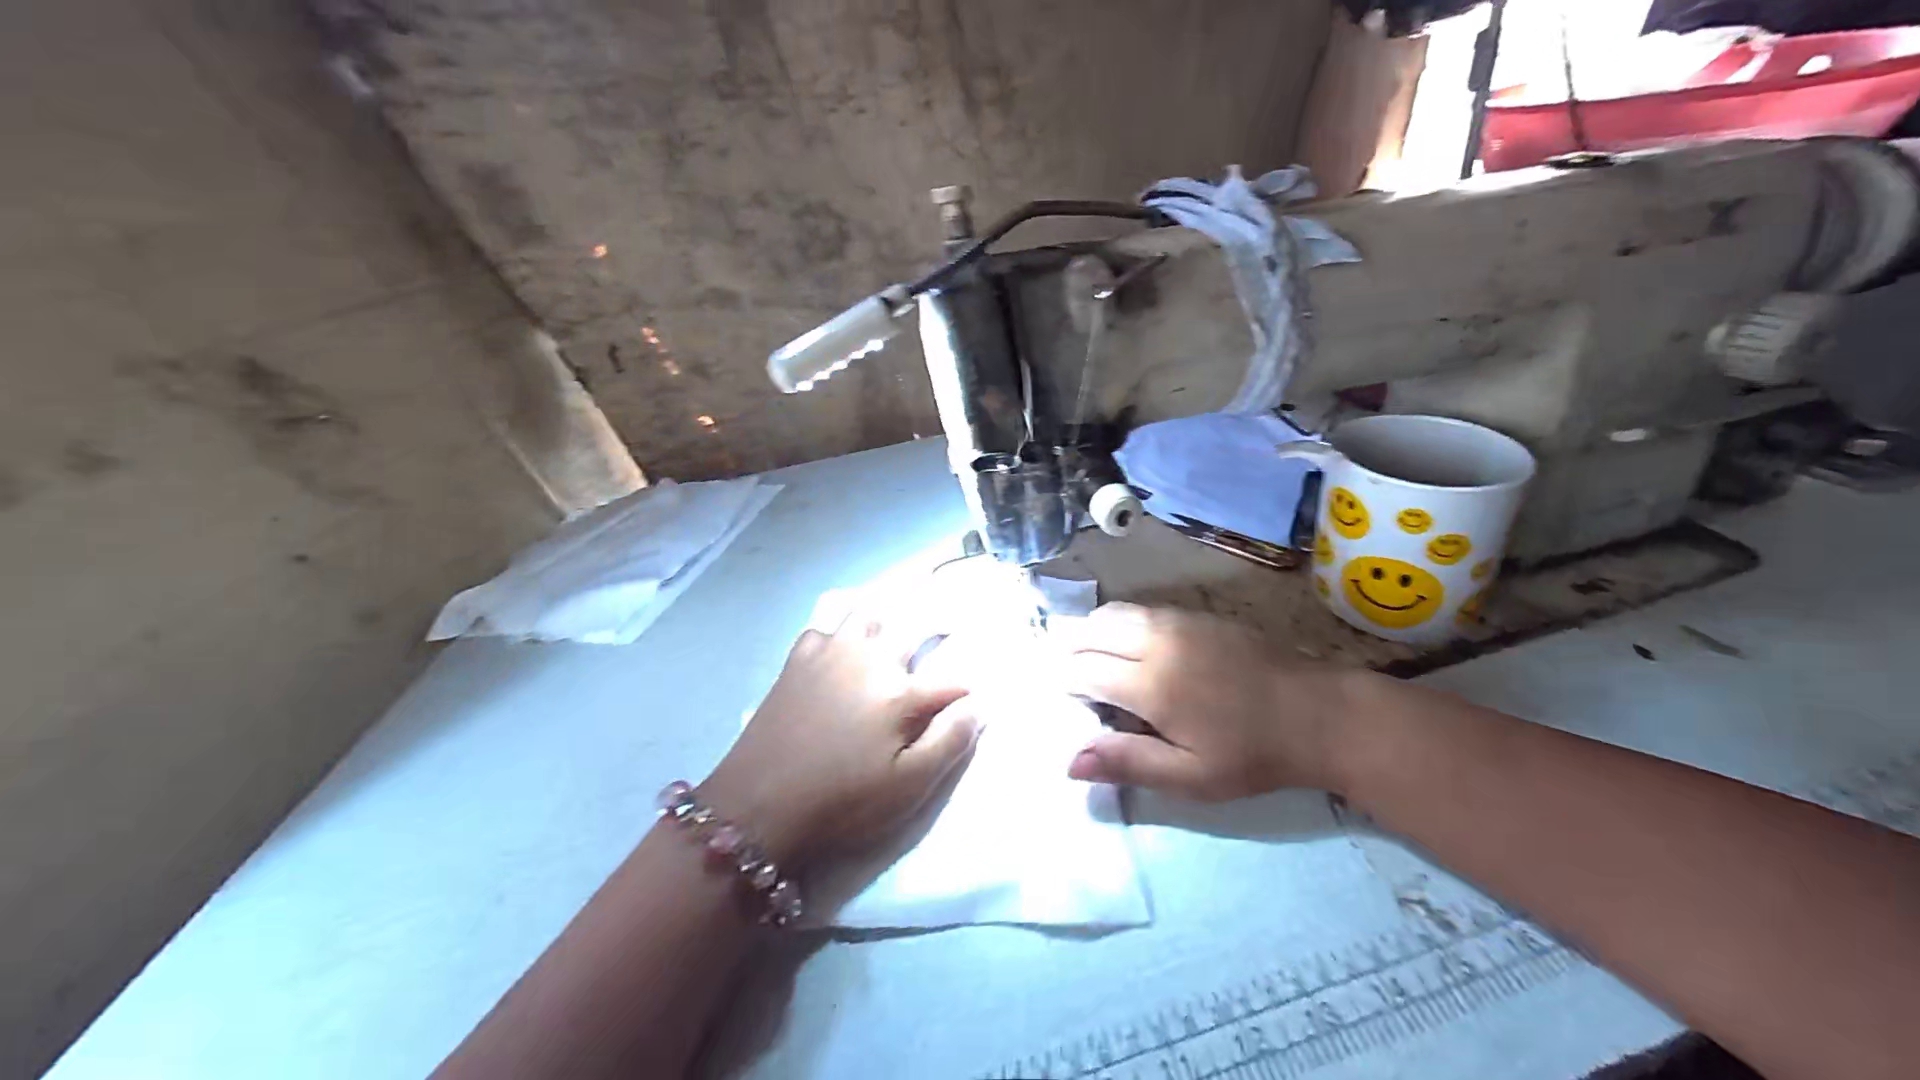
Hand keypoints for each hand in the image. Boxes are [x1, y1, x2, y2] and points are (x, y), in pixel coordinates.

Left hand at [699, 607, 981, 871]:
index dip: (965, 692)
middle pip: (913, 627)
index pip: (950, 683)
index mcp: (901, 692)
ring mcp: (830, 654)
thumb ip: (950, 742)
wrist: (759, 807)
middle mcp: (869, 659)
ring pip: (866, 615)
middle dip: (937, 625)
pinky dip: (839, 631)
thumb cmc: (842, 802)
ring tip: (893, 628)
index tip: (971, 697)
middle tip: (948, 623)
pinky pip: (824, 628)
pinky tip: (840, 646)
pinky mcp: (798, 660)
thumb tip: (978, 707)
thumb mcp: (908, 787)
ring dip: (887, 618)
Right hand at [1052, 602, 1362, 799]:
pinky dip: (1120, 622)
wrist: (1319, 713)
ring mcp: (1178, 621)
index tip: (1068, 700)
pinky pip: (1141, 608)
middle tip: (1071, 677)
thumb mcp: (1192, 777)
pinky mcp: (1197, 614)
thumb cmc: (1252, 754)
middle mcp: (1156, 642)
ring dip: (1092, 632)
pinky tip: (1130, 644)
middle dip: (1070, 651)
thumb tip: (1069, 762)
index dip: (1065, 683)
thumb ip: (1129, 764)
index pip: (1082, 670)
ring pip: (1113, 613)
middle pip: (1090, 632)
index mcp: (1150, 685)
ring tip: (1093, 657)